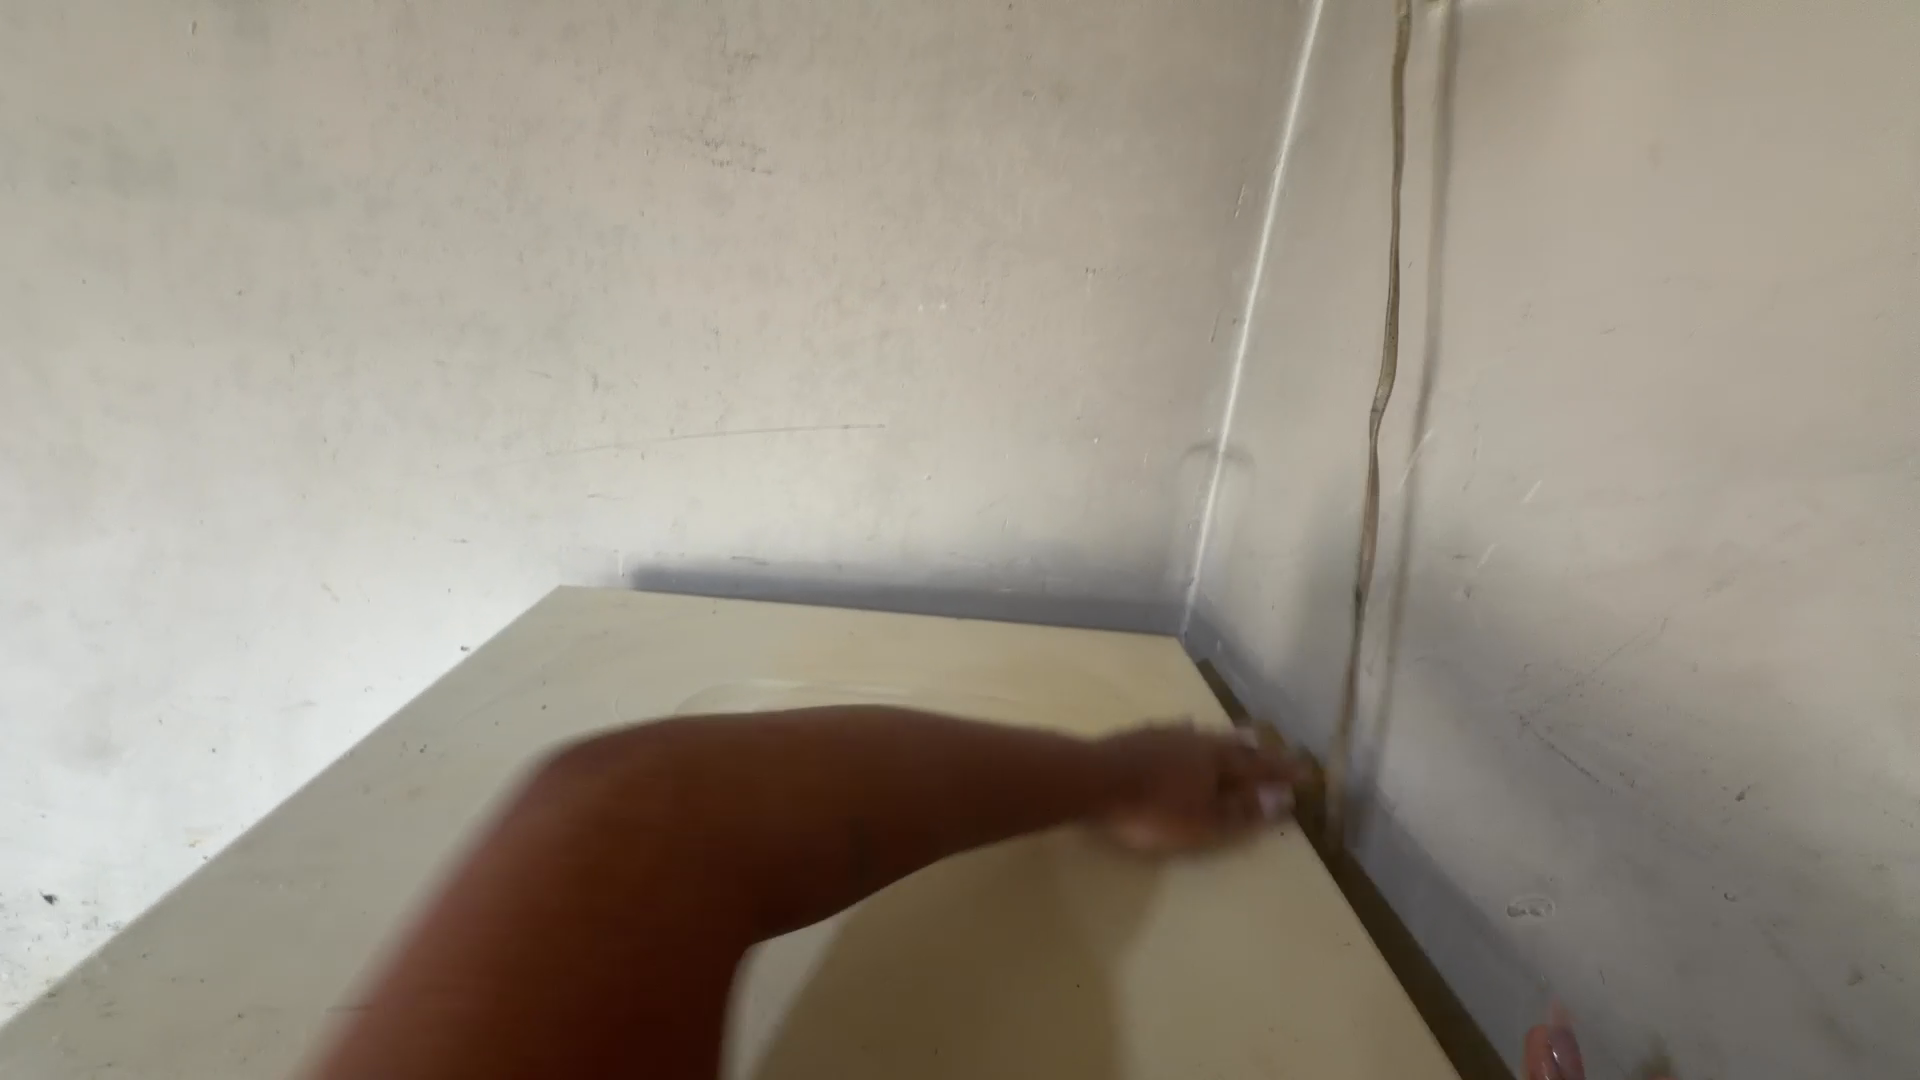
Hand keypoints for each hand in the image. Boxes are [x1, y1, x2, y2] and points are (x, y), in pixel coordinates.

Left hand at [1097, 723, 1299, 852]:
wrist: (1092, 778)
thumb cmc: (1152, 808)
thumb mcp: (1203, 820)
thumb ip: (1241, 810)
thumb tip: (1281, 797)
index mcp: (1216, 762)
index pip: (1258, 766)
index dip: (1281, 770)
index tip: (1305, 769)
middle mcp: (1195, 740)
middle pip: (1231, 744)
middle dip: (1255, 749)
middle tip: (1273, 745)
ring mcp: (1164, 734)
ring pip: (1203, 734)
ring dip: (1224, 738)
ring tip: (1238, 735)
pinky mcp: (1139, 736)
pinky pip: (1176, 732)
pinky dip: (1190, 734)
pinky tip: (1182, 730)